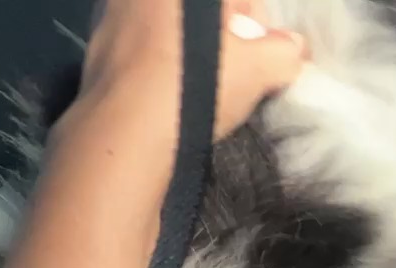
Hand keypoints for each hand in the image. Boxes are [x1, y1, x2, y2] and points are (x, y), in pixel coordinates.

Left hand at [73, 0, 308, 141]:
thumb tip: (294, 45)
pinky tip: (170, 90)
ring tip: (200, 89)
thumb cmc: (196, 87)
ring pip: (178, 27)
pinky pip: (147, 40)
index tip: (261, 64)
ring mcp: (118, 6)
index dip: (260, 33)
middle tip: (233, 79)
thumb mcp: (258, 71)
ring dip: (195, 51)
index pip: (245, 1)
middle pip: (208, 13)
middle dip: (226, 40)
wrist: (127, 126)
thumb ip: (284, 52)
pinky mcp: (101, 34)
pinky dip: (163, 59)